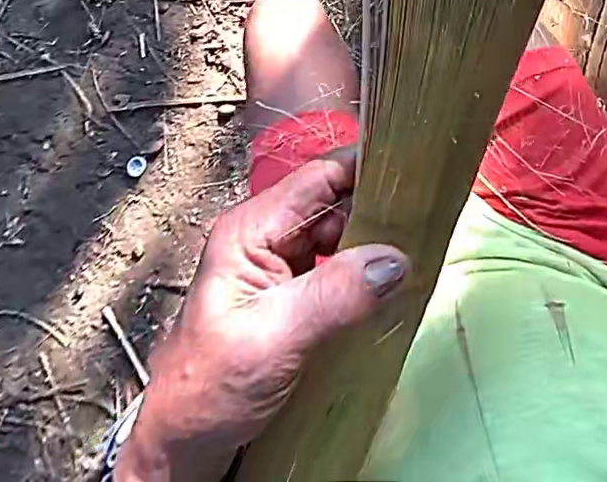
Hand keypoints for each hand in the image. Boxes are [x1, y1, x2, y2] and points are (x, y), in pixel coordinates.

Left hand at [115, 149, 407, 481]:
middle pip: (328, 205)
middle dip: (372, 209)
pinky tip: (386, 285)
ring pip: (334, 238)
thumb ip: (335, 295)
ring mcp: (275, 266)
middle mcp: (263, 237)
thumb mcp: (275, 335)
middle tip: (424, 219)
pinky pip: (332, 270)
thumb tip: (394, 260)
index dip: (358, 169)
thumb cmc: (209, 384)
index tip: (407, 169)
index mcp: (250, 229)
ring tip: (415, 250)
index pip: (313, 179)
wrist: (183, 438)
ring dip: (369, 245)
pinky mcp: (287, 295)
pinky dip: (359, 274)